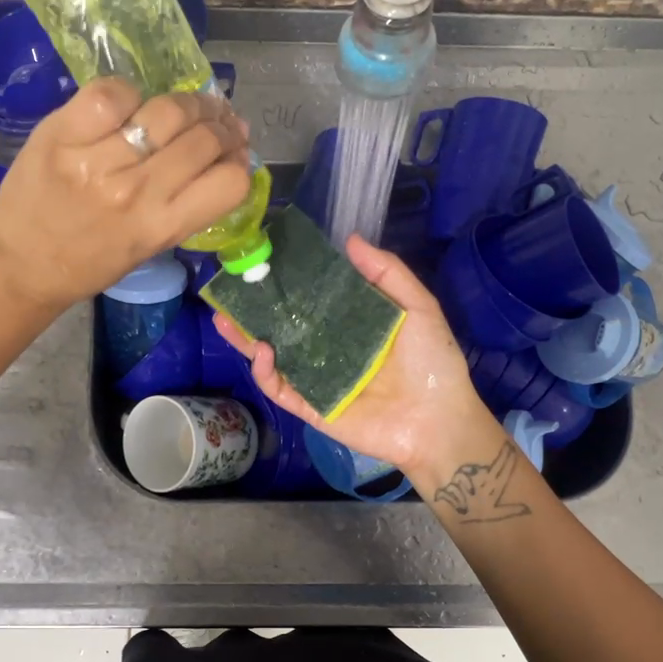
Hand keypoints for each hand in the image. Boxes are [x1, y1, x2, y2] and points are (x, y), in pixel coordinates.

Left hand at [0, 78, 252, 313]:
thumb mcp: (150, 247)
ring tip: (189, 105)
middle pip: (202, 140)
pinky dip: (129, 93)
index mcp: (160, 227)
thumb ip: (185, 205)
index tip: (237, 152)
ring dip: (188, 103)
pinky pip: (112, 94)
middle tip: (219, 121)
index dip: (240, 160)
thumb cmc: (90, 263)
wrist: (20, 266)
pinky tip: (131, 105)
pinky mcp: (61, 134)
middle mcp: (135, 193)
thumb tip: (223, 157)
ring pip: (165, 112)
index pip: (229, 183)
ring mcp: (96, 160)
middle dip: (220, 125)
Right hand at [215, 235, 498, 476]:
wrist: (438, 421)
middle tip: (230, 289)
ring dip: (246, 339)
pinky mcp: (310, 407)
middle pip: (284, 327)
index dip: (290, 282)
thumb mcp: (418, 307)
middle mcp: (329, 350)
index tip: (267, 260)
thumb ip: (387, 273)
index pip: (313, 300)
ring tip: (224, 316)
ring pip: (272, 358)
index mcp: (352, 325)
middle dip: (255, 310)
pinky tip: (261, 350)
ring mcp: (317, 379)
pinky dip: (265, 371)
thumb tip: (350, 240)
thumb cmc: (433, 363)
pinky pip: (279, 389)